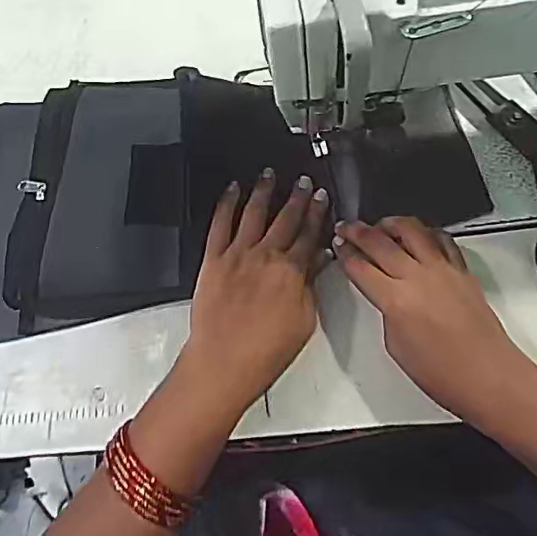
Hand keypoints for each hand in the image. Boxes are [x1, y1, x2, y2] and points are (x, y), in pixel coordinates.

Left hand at [179, 169, 330, 416]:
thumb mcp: (303, 320)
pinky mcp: (214, 259)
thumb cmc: (265, 350)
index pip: (309, 234)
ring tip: (270, 175)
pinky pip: (221, 224)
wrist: (225, 361)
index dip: (318, 214)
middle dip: (297, 197)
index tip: (322, 199)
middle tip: (304, 181)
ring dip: (264, 191)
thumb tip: (316, 262)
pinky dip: (227, 204)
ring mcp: (237, 254)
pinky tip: (232, 191)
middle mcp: (265, 257)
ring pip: (254, 213)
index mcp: (291, 272)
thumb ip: (309, 285)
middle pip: (286, 218)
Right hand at [335, 217, 536, 427]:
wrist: (491, 380)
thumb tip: (383, 294)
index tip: (338, 246)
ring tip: (381, 225)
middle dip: (357, 231)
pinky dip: (426, 232)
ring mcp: (443, 271)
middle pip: (379, 241)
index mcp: (396, 300)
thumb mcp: (396, 347)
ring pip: (412, 229)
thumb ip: (386, 311)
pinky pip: (442, 240)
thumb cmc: (448, 375)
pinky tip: (420, 236)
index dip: (344, 253)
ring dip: (391, 223)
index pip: (360, 266)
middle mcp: (419, 278)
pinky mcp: (462, 272)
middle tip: (347, 228)